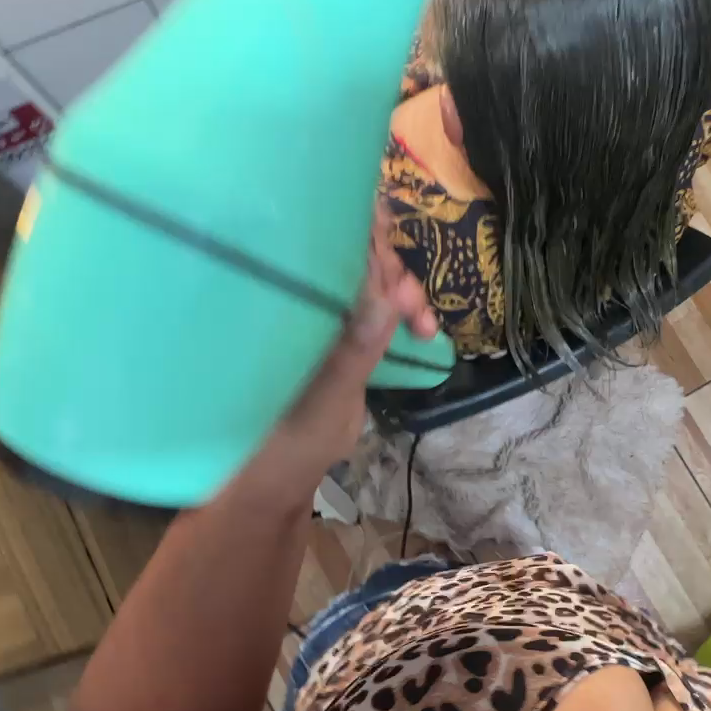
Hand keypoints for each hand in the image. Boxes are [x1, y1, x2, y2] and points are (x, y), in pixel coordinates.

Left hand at [230, 201, 436, 503]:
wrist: (285, 474)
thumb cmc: (286, 435)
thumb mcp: (324, 394)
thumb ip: (355, 349)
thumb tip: (391, 296)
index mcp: (294, 302)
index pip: (327, 243)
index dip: (365, 236)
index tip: (392, 257)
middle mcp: (313, 300)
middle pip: (363, 257)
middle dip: (397, 273)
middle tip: (415, 310)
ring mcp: (334, 319)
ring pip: (381, 284)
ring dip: (410, 297)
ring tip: (425, 327)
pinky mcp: (353, 340)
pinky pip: (387, 312)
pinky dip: (410, 316)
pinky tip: (425, 332)